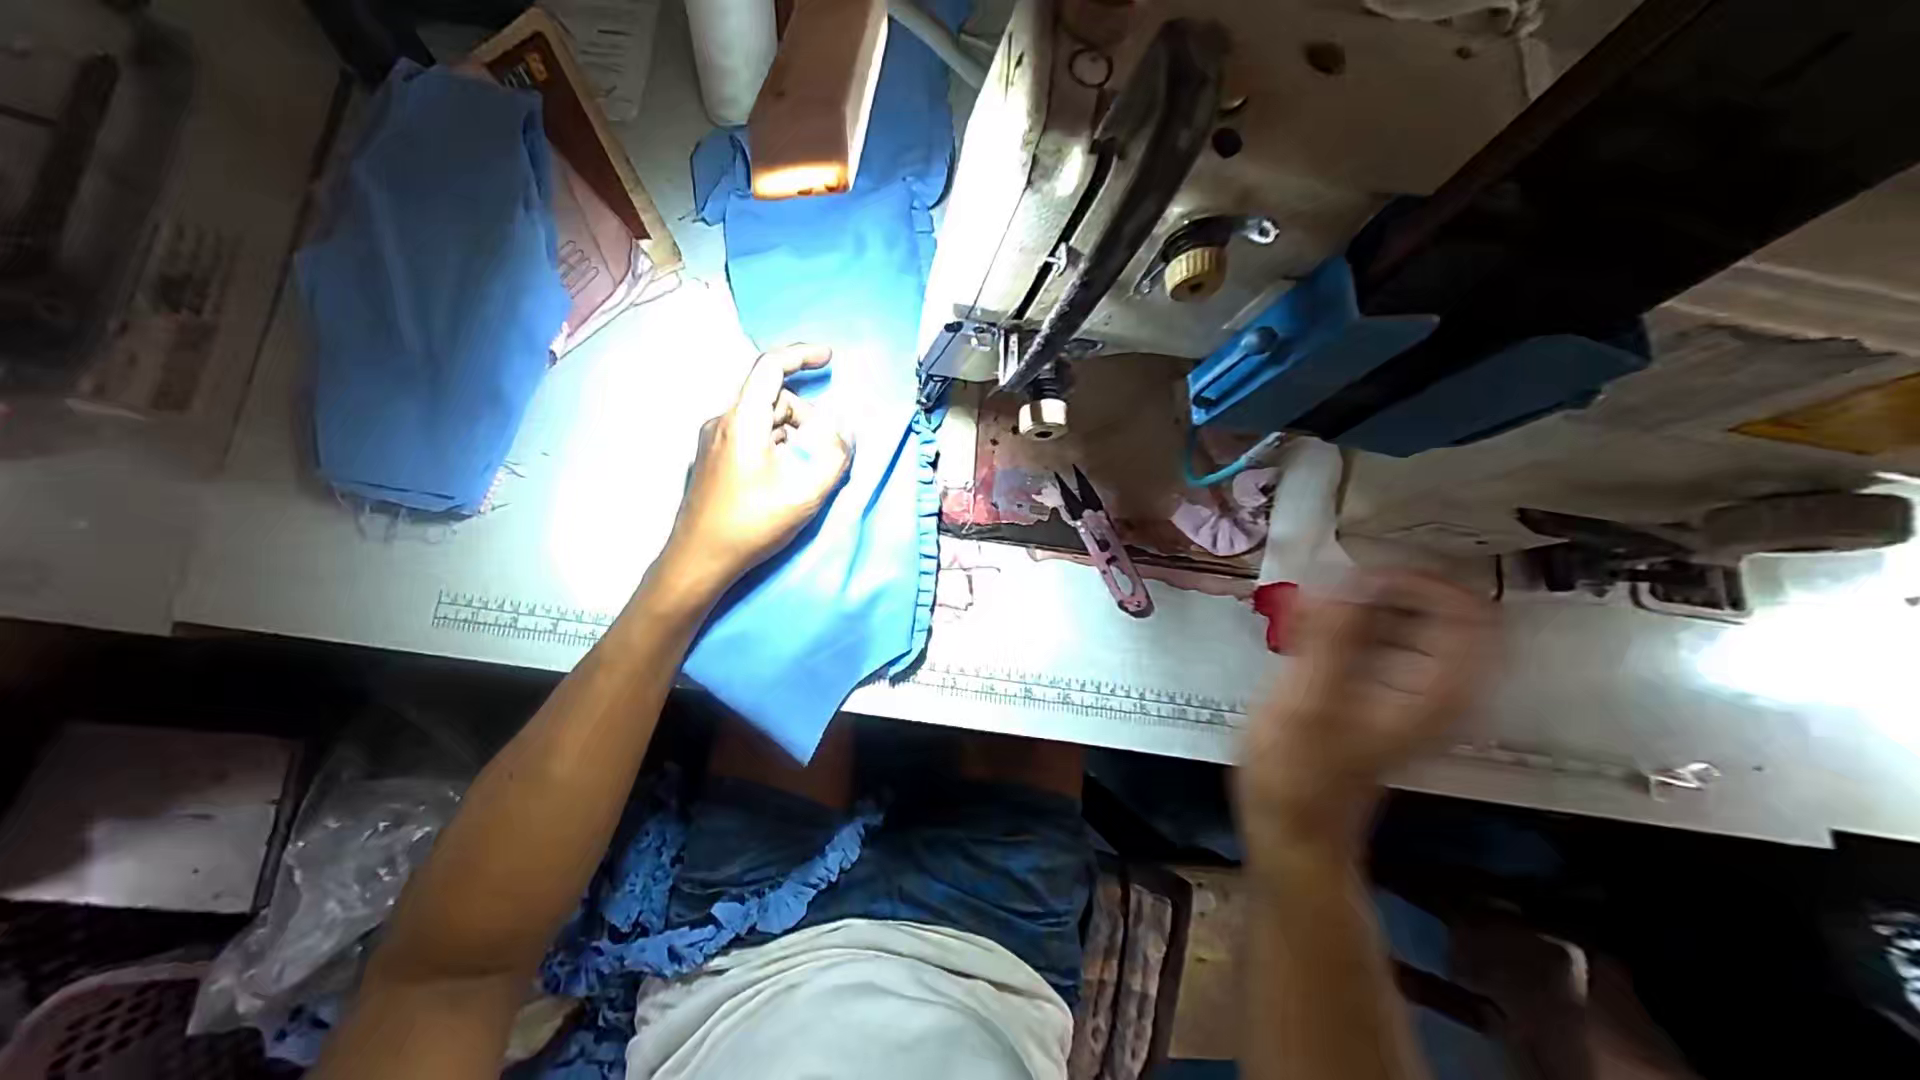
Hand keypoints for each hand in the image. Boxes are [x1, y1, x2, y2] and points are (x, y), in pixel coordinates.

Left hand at [658, 344, 852, 597]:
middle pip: (770, 397)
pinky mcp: (710, 460)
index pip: (770, 367)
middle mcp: (722, 422)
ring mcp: (711, 442)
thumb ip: (835, 455)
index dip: (802, 355)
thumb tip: (845, 429)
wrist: (698, 560)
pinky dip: (772, 443)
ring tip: (804, 470)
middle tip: (825, 448)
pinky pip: (748, 436)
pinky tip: (781, 477)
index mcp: (743, 421)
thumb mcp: (806, 492)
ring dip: (790, 432)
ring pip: (760, 418)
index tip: (828, 357)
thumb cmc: (752, 525)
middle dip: (805, 413)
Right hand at [1238, 569, 1493, 857]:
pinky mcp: (1379, 695)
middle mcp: (1438, 688)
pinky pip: (1380, 641)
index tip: (1360, 572)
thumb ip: (1330, 637)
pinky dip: (1352, 623)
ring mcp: (1410, 693)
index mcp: (1439, 690)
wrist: (1293, 825)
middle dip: (1386, 585)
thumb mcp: (1310, 700)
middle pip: (1437, 610)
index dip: (1418, 580)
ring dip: (1366, 601)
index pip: (1465, 610)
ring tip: (1317, 595)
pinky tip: (1311, 625)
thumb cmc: (1301, 771)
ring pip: (1407, 623)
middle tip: (1332, 577)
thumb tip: (1342, 576)